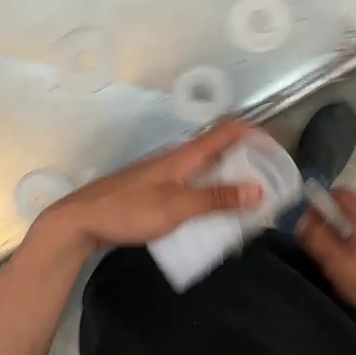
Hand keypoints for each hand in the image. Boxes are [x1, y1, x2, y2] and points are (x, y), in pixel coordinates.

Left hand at [37, 119, 265, 251]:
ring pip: (204, 173)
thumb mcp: (177, 207)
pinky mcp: (153, 194)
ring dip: (228, 185)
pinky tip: (211, 221)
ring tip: (246, 207)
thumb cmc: (128, 211)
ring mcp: (163, 177)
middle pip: (218, 152)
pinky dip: (208, 200)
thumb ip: (217, 198)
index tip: (276, 151)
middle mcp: (175, 161)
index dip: (254, 134)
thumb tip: (259, 190)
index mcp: (183, 157)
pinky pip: (190, 191)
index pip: (226, 131)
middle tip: (268, 186)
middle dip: (246, 164)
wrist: (79, 223)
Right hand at [295, 188, 355, 326]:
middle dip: (335, 222)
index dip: (321, 203)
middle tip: (324, 245)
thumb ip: (316, 238)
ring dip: (350, 234)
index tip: (311, 223)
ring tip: (342, 259)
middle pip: (353, 208)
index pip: (340, 193)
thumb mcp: (336, 263)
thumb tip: (303, 221)